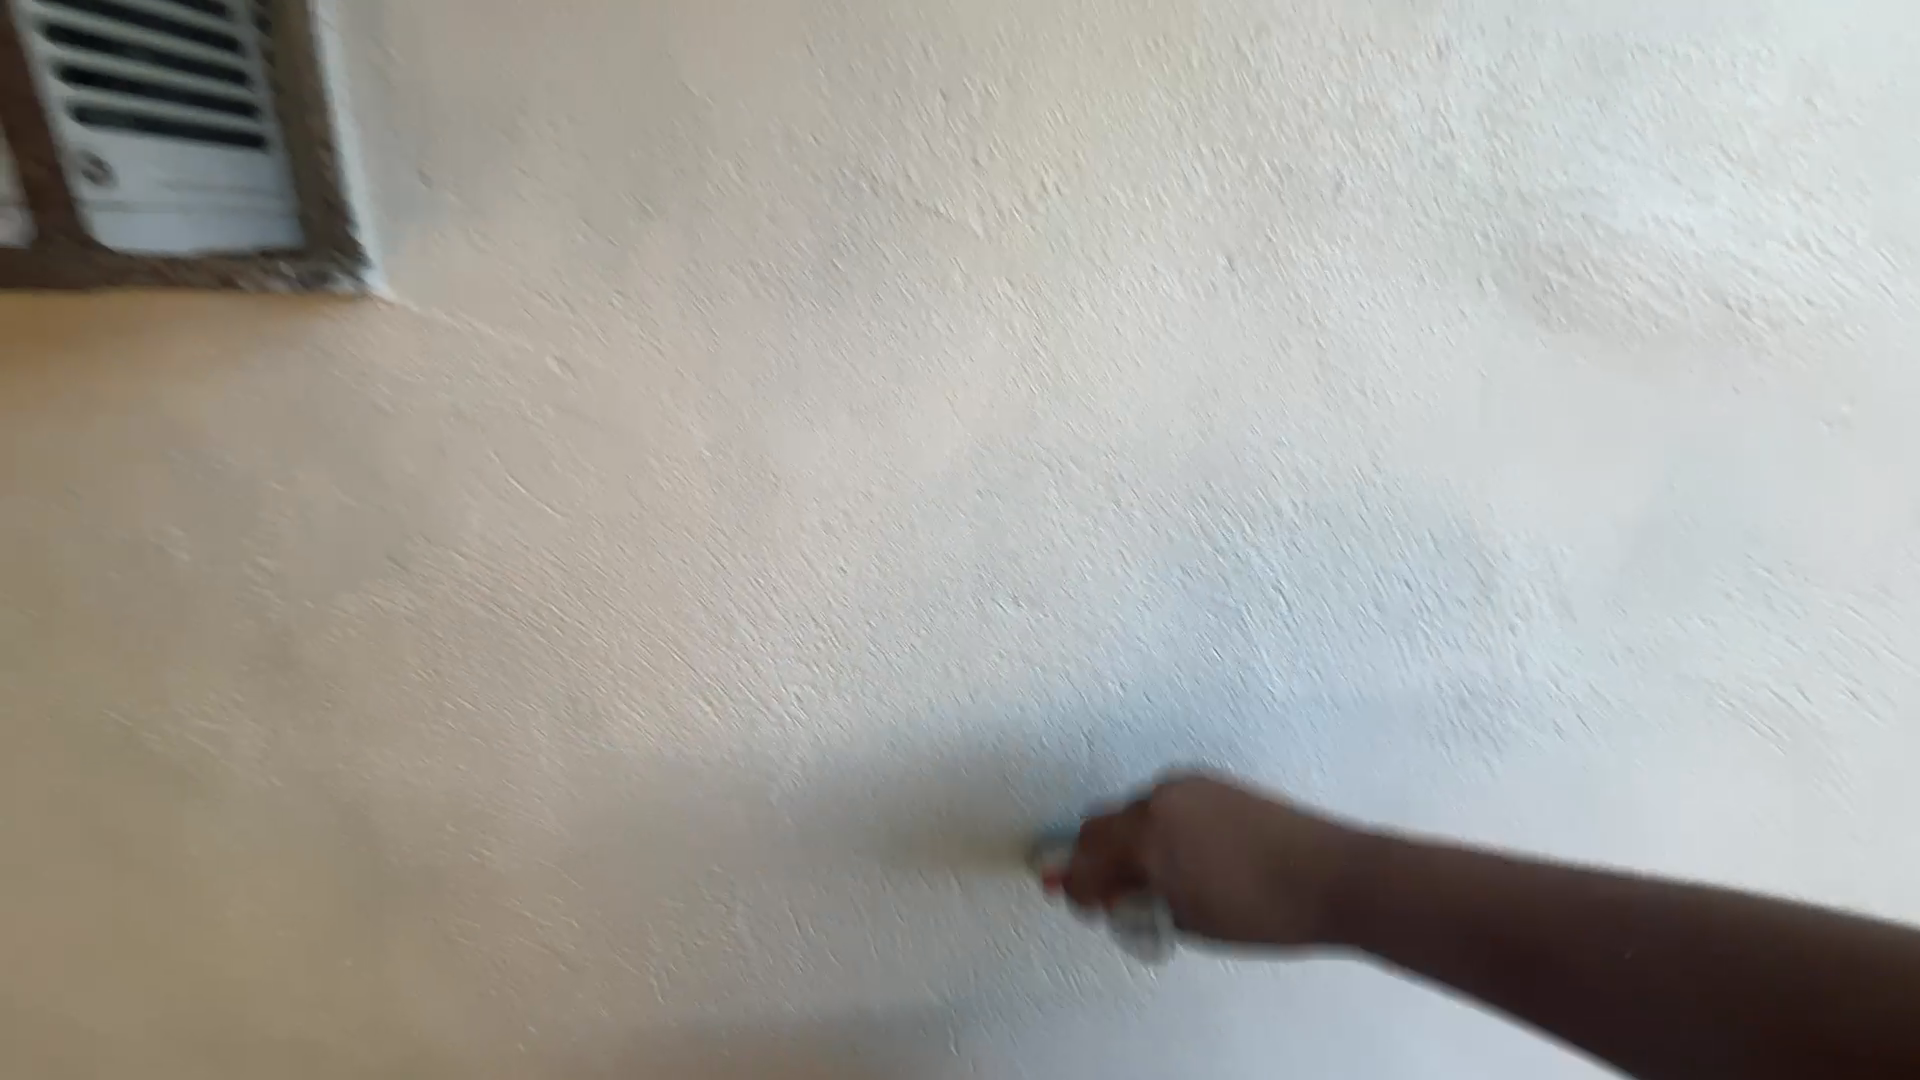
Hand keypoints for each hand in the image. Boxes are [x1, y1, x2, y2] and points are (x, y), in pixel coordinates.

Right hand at [1054, 772, 1360, 946]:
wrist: (1331, 874)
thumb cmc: (1259, 912)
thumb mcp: (1187, 920)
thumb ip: (1137, 902)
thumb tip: (1108, 896)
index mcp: (1146, 840)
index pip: (1086, 859)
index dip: (1076, 886)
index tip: (1082, 905)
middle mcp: (1154, 801)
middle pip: (1098, 825)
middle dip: (1094, 857)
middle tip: (1110, 891)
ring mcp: (1180, 785)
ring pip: (1130, 812)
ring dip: (1127, 840)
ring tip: (1155, 874)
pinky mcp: (1204, 780)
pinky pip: (1160, 802)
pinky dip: (1155, 825)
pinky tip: (1184, 851)